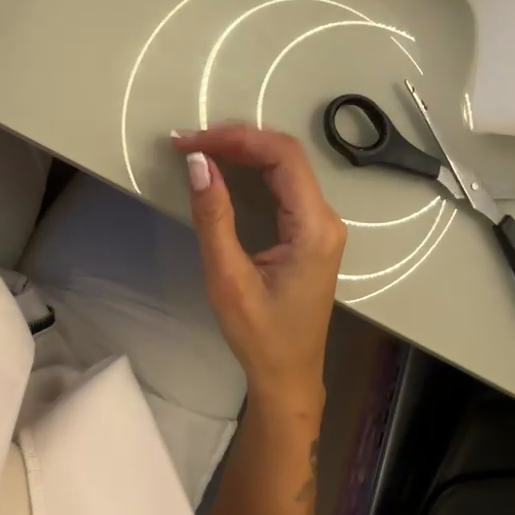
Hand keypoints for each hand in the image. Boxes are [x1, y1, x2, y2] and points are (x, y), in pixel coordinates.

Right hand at [173, 125, 345, 413]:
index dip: (236, 138)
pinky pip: (283, 183)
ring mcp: (320, 223)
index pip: (282, 157)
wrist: (287, 377)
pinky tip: (224, 167)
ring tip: (200, 148)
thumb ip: (214, 217)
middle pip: (285, 155)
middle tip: (190, 142)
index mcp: (314, 227)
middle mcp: (325, 218)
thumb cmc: (260, 335)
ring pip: (285, 165)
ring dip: (243, 150)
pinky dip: (251, 168)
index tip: (192, 141)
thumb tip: (199, 163)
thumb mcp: (228, 278)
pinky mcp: (309, 230)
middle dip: (237, 139)